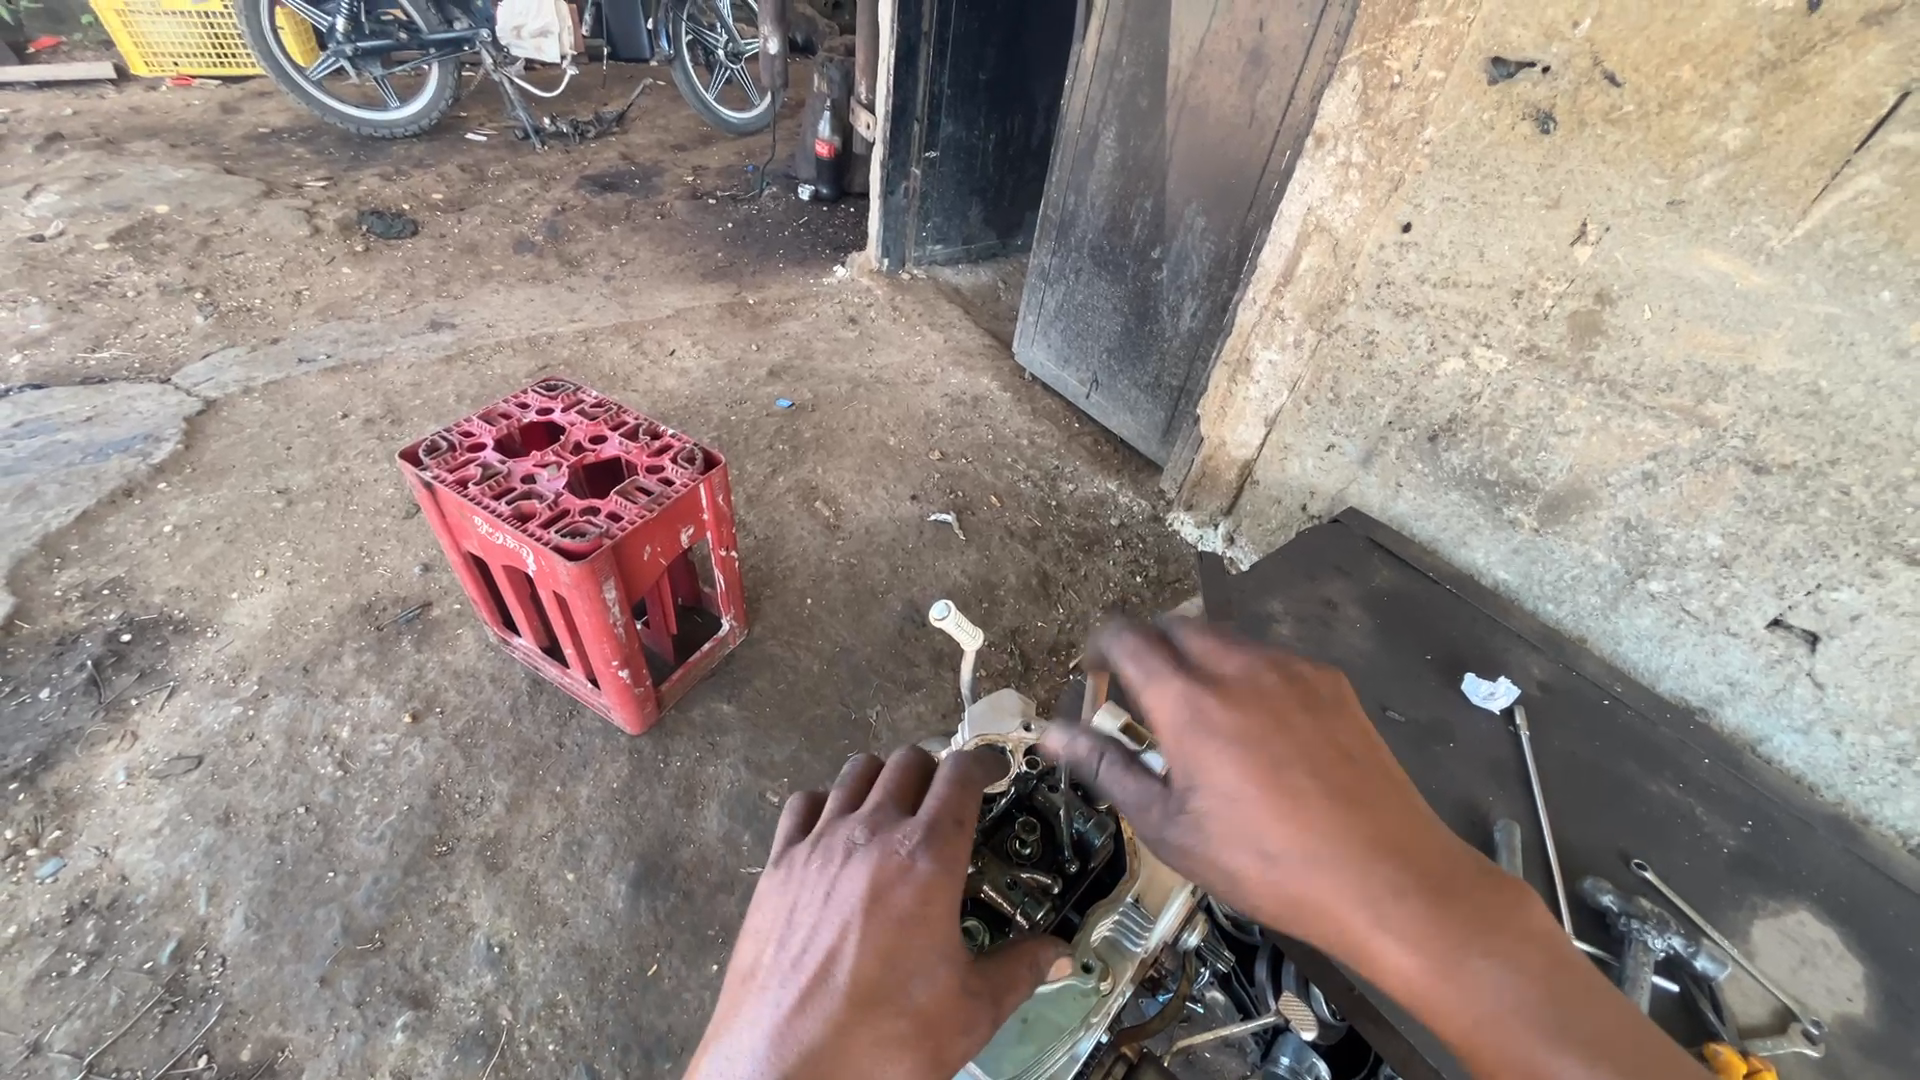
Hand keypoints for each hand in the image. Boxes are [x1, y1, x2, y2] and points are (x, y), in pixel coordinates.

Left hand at [686, 747, 1067, 1079]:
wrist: (782, 1073)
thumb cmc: (882, 1042)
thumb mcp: (968, 1012)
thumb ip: (1020, 970)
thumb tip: (1060, 954)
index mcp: (927, 857)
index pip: (961, 775)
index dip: (985, 762)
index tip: (995, 772)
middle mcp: (873, 833)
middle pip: (910, 761)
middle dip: (937, 770)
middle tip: (947, 801)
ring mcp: (820, 843)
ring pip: (857, 770)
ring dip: (885, 778)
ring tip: (895, 808)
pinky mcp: (780, 863)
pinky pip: (805, 803)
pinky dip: (827, 802)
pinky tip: (836, 831)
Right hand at [1040, 617, 1491, 957]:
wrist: (1388, 880)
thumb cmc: (1264, 863)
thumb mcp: (1169, 826)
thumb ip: (1106, 767)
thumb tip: (1051, 732)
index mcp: (1188, 703)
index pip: (1126, 636)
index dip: (1100, 645)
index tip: (1095, 674)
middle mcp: (1235, 667)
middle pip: (1173, 623)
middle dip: (1147, 646)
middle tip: (1144, 695)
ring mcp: (1288, 668)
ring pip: (1222, 635)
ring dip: (1194, 656)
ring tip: (1201, 712)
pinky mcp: (1328, 680)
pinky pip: (1267, 656)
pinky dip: (1243, 672)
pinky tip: (1259, 725)